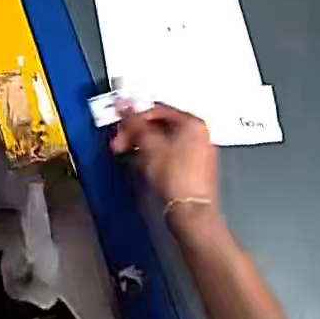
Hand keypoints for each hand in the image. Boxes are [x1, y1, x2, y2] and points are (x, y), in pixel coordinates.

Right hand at [111, 102, 218, 216]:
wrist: (190, 213)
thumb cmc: (174, 176)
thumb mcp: (148, 144)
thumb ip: (134, 122)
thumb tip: (124, 105)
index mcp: (192, 123)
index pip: (157, 110)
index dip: (135, 115)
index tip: (121, 120)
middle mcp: (199, 134)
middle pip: (161, 126)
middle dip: (137, 133)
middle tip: (120, 140)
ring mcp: (199, 152)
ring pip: (164, 141)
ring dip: (143, 145)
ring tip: (127, 153)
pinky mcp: (195, 170)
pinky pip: (171, 154)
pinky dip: (155, 156)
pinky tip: (142, 164)